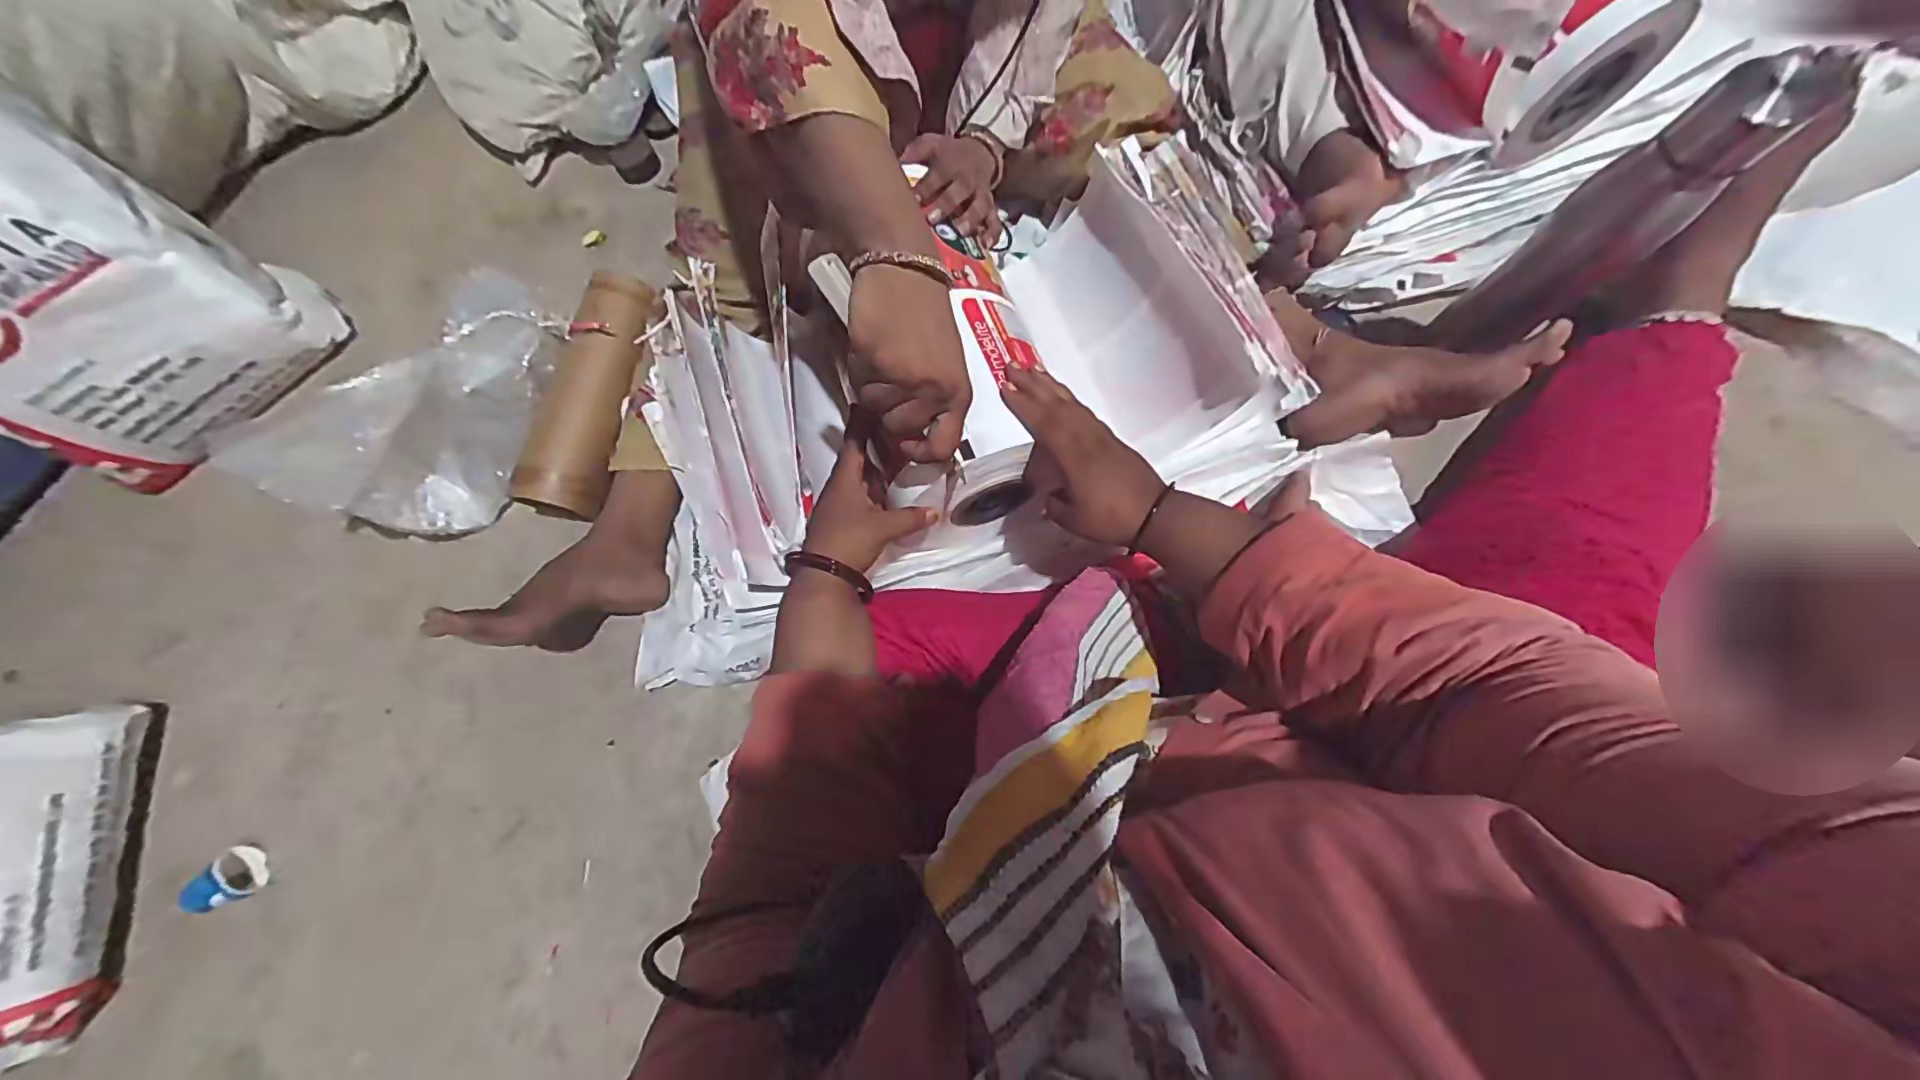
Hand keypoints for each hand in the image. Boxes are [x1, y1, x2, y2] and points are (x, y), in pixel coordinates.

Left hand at [800, 426, 936, 572]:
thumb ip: (909, 517)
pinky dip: (875, 489)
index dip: (860, 423)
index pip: (854, 442)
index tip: (864, 403)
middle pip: (858, 460)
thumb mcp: (883, 527)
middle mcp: (840, 488)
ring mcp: (840, 505)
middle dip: (874, 445)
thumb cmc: (849, 540)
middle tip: (893, 429)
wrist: (824, 575)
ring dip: (876, 468)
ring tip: (896, 456)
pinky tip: (887, 491)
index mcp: (845, 479)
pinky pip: (862, 496)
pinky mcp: (843, 521)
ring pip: (861, 479)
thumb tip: (933, 511)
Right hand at [846, 263, 972, 460]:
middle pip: (898, 430)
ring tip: (884, 359)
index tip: (906, 448)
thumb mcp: (945, 365)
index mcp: (958, 393)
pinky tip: (872, 348)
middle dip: (888, 411)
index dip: (920, 455)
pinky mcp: (875, 362)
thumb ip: (933, 403)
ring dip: (872, 390)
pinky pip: (859, 385)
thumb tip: (908, 440)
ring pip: (875, 410)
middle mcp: (935, 390)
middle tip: (891, 380)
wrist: (904, 273)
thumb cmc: (926, 317)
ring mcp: (904, 378)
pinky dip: (859, 371)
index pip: (942, 447)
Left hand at [902, 133, 1003, 245]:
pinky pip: (995, 221)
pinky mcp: (991, 208)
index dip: (924, 188)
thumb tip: (898, 163)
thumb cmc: (947, 154)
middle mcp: (966, 180)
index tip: (912, 200)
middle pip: (959, 191)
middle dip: (946, 205)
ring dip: (972, 219)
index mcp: (949, 164)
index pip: (936, 176)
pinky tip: (986, 246)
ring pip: (980, 206)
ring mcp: (980, 195)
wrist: (980, 152)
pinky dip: (992, 234)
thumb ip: (915, 152)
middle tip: (932, 219)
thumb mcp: (931, 144)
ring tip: (962, 232)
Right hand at [1001, 364, 1166, 545]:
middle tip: (1012, 366)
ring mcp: (1100, 436)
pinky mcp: (1110, 439)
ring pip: (1071, 404)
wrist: (1155, 514)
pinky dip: (1068, 399)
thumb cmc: (1112, 519)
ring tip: (1033, 371)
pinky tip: (1061, 397)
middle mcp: (1086, 438)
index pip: (1044, 423)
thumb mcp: (1074, 520)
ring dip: (1050, 386)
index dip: (1023, 404)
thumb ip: (1056, 505)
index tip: (1005, 387)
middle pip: (1056, 405)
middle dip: (1032, 384)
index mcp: (1074, 456)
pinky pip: (1083, 411)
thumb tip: (1049, 496)